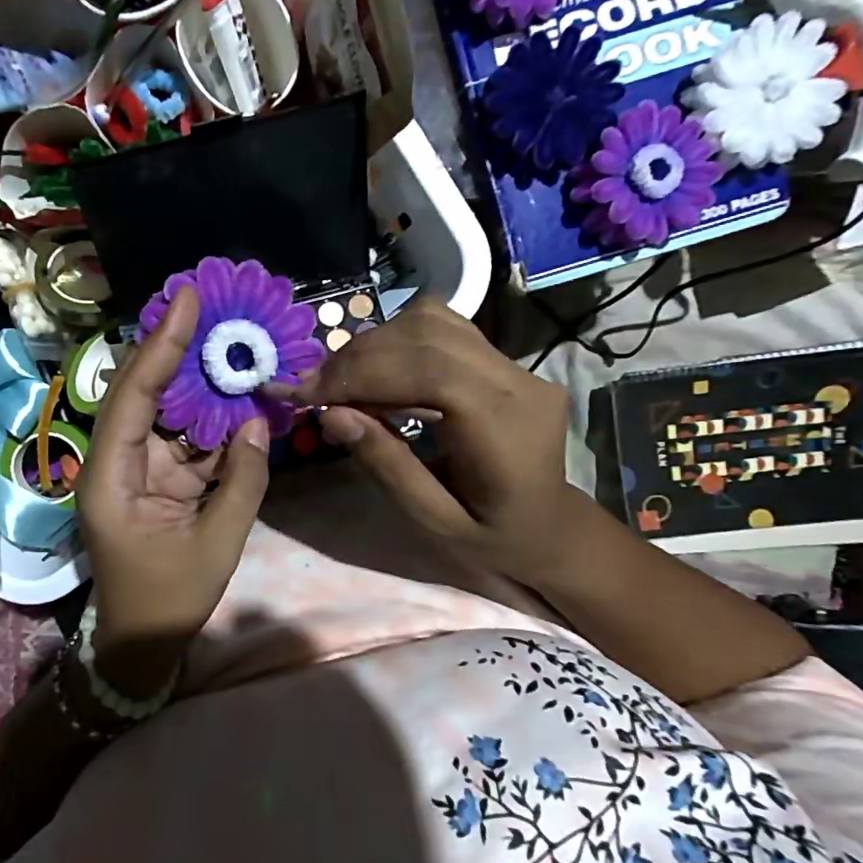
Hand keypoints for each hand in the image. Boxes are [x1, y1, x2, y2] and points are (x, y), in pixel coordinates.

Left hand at [75, 288, 269, 694]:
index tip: (186, 301)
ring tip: (230, 340)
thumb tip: (259, 424)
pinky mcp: (157, 481)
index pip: (133, 398)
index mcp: (112, 478)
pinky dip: (213, 422)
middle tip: (208, 304)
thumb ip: (243, 481)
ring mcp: (138, 470)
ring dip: (199, 382)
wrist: (143, 644)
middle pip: (143, 393)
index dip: (160, 346)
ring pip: (167, 413)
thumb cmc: (170, 600)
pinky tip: (239, 396)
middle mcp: (117, 463)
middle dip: (175, 349)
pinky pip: (185, 441)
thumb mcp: (217, 544)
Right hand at [274, 297, 585, 583]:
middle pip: (428, 335)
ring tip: (342, 383)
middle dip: (361, 357)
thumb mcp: (436, 523)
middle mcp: (519, 384)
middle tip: (316, 390)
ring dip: (377, 344)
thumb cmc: (496, 540)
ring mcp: (518, 366)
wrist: (552, 530)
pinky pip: (445, 331)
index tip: (310, 395)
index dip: (363, 373)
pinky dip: (399, 343)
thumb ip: (388, 466)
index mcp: (507, 430)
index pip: (429, 372)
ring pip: (434, 321)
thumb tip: (333, 414)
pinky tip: (378, 374)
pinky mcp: (507, 362)